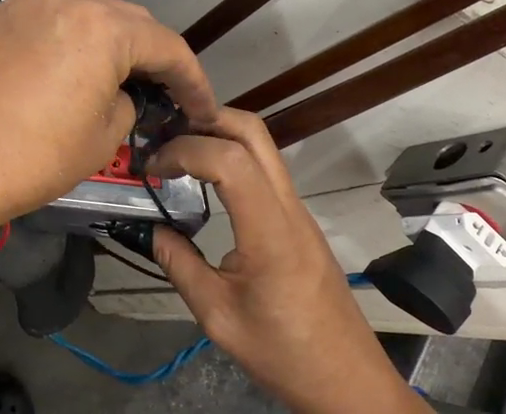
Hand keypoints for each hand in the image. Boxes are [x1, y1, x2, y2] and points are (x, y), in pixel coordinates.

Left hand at [0, 0, 217, 228]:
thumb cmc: (31, 155)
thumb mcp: (102, 138)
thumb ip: (126, 103)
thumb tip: (119, 93)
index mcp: (101, 26)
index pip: (166, 45)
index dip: (193, 80)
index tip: (203, 110)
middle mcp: (64, 1)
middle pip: (126, 20)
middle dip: (152, 55)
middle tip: (167, 95)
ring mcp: (24, 6)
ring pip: (85, 15)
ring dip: (110, 43)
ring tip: (122, 81)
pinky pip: (50, 21)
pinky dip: (72, 41)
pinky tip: (74, 71)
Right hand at [149, 111, 427, 413]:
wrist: (351, 386)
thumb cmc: (285, 355)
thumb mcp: (218, 317)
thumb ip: (179, 265)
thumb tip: (153, 229)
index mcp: (270, 232)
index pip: (229, 158)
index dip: (184, 150)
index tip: (154, 169)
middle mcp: (289, 209)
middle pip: (251, 131)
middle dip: (202, 119)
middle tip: (163, 137)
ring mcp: (298, 212)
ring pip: (261, 145)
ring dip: (216, 135)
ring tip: (177, 154)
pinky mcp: (299, 222)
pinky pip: (264, 169)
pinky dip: (229, 157)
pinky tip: (203, 180)